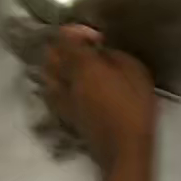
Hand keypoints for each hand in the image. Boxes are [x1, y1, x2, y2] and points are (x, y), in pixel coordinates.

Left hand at [44, 25, 155, 168]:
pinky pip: (50, 92)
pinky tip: (69, 86)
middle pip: (50, 55)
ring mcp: (61, 98)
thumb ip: (114, 55)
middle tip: (82, 48)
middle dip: (62, 46)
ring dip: (56, 65)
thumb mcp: (135, 72)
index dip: (76, 31)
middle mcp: (66, 79)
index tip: (95, 37)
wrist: (124, 149)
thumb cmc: (134, 108)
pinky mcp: (63, 114)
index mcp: (83, 65)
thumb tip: (100, 50)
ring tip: (73, 66)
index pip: (65, 38)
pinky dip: (55, 84)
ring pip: (45, 74)